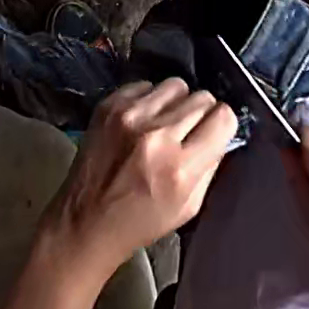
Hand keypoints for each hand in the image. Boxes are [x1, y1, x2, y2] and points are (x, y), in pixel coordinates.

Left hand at [40, 79, 236, 278]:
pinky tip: (142, 121)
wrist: (84, 223)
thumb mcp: (189, 207)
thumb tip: (224, 132)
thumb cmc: (139, 222)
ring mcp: (130, 116)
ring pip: (177, 85)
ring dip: (177, 103)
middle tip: (189, 132)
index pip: (223, 117)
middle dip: (202, 114)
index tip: (216, 132)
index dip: (223, 124)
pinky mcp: (110, 105)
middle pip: (203, 97)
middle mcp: (156, 135)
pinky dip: (150, 100)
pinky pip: (147, 85)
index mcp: (180, 168)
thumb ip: (212, 164)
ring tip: (165, 123)